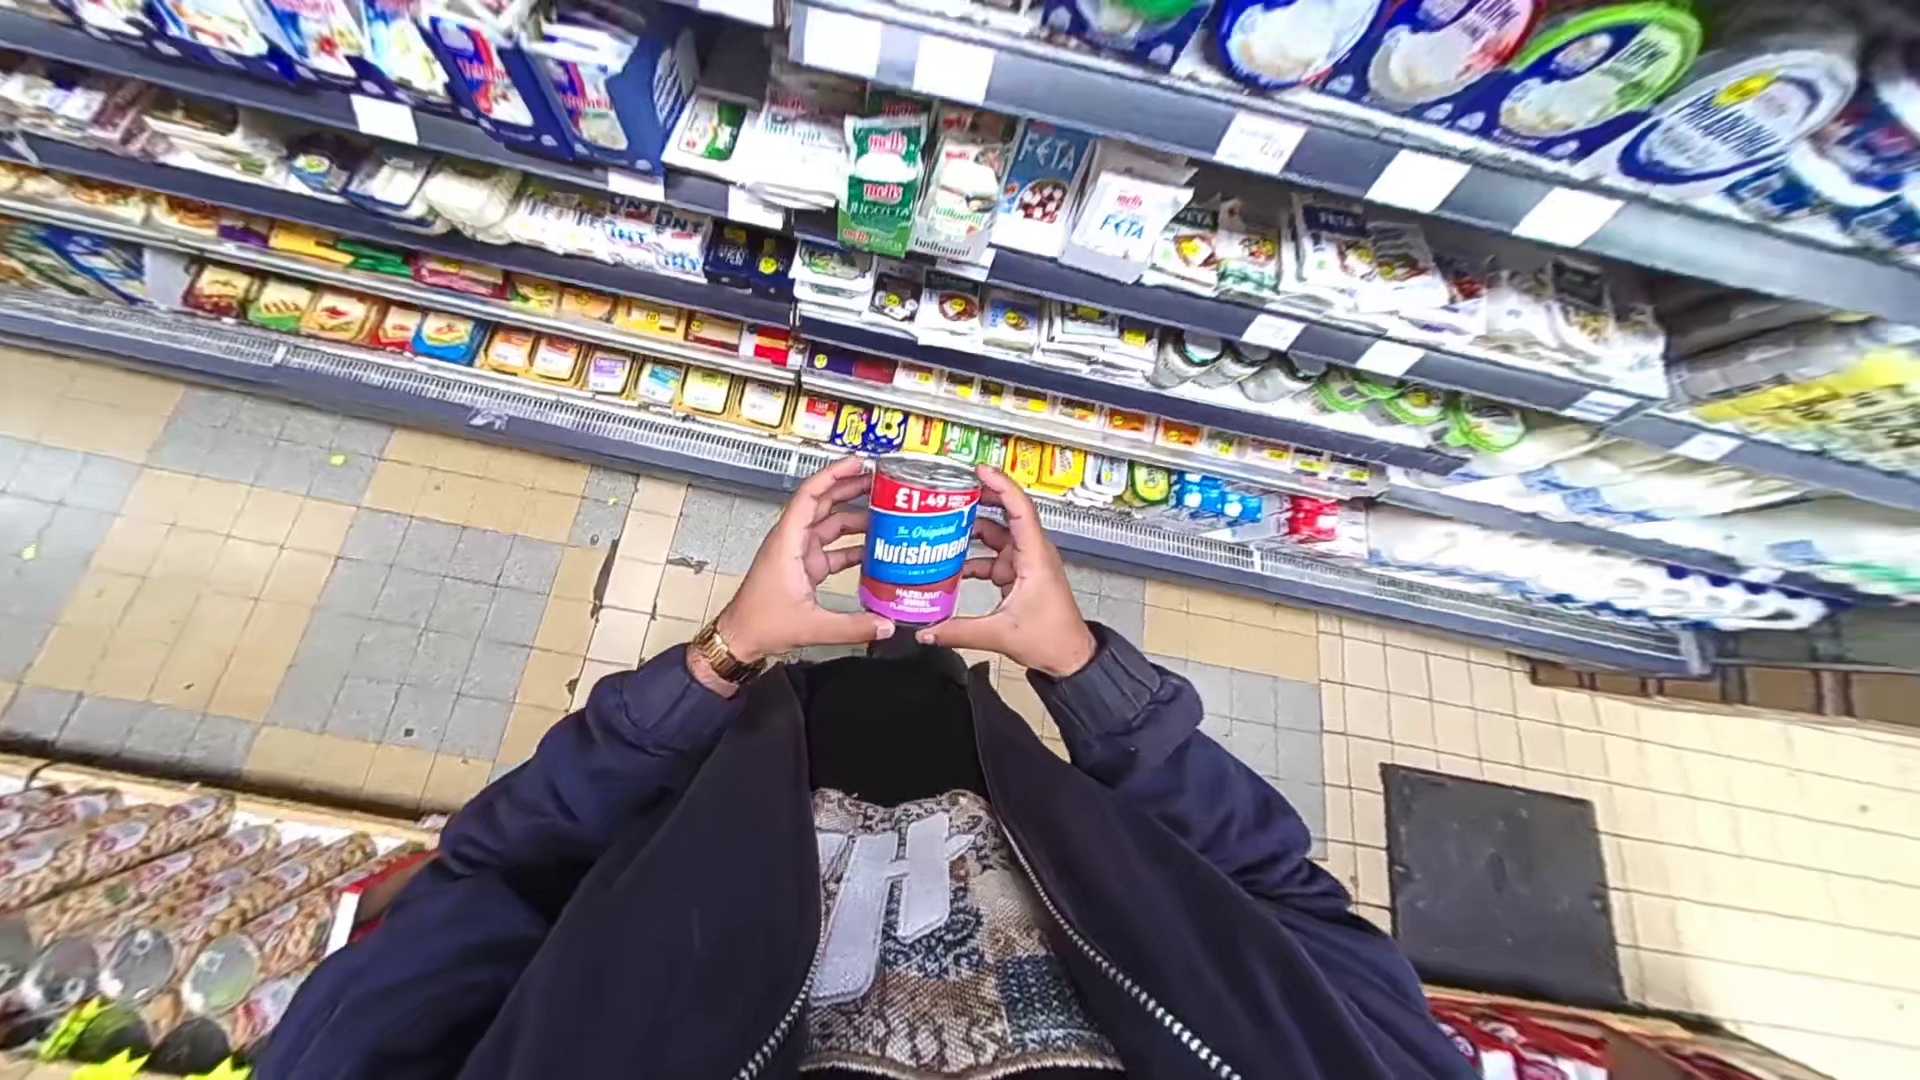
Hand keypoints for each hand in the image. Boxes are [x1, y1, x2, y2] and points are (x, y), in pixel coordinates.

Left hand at [714, 456, 892, 664]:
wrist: (739, 639)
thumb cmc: (758, 623)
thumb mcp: (811, 626)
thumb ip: (853, 627)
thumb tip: (885, 624)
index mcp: (788, 543)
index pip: (811, 495)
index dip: (834, 474)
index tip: (856, 464)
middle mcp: (792, 542)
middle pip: (823, 503)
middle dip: (850, 488)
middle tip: (877, 481)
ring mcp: (798, 554)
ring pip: (829, 524)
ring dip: (855, 516)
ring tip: (882, 512)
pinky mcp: (804, 568)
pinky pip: (832, 548)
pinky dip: (852, 545)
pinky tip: (872, 549)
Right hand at [913, 466, 1096, 678]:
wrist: (1071, 657)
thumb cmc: (1053, 639)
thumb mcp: (1001, 633)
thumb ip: (959, 631)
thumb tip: (927, 631)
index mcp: (1035, 557)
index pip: (1020, 508)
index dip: (1000, 485)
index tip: (979, 471)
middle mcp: (1032, 553)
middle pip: (1006, 514)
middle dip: (980, 500)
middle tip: (953, 490)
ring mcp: (1026, 563)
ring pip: (997, 536)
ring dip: (972, 531)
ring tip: (944, 525)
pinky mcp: (1020, 576)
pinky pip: (994, 557)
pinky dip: (974, 558)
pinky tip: (953, 565)